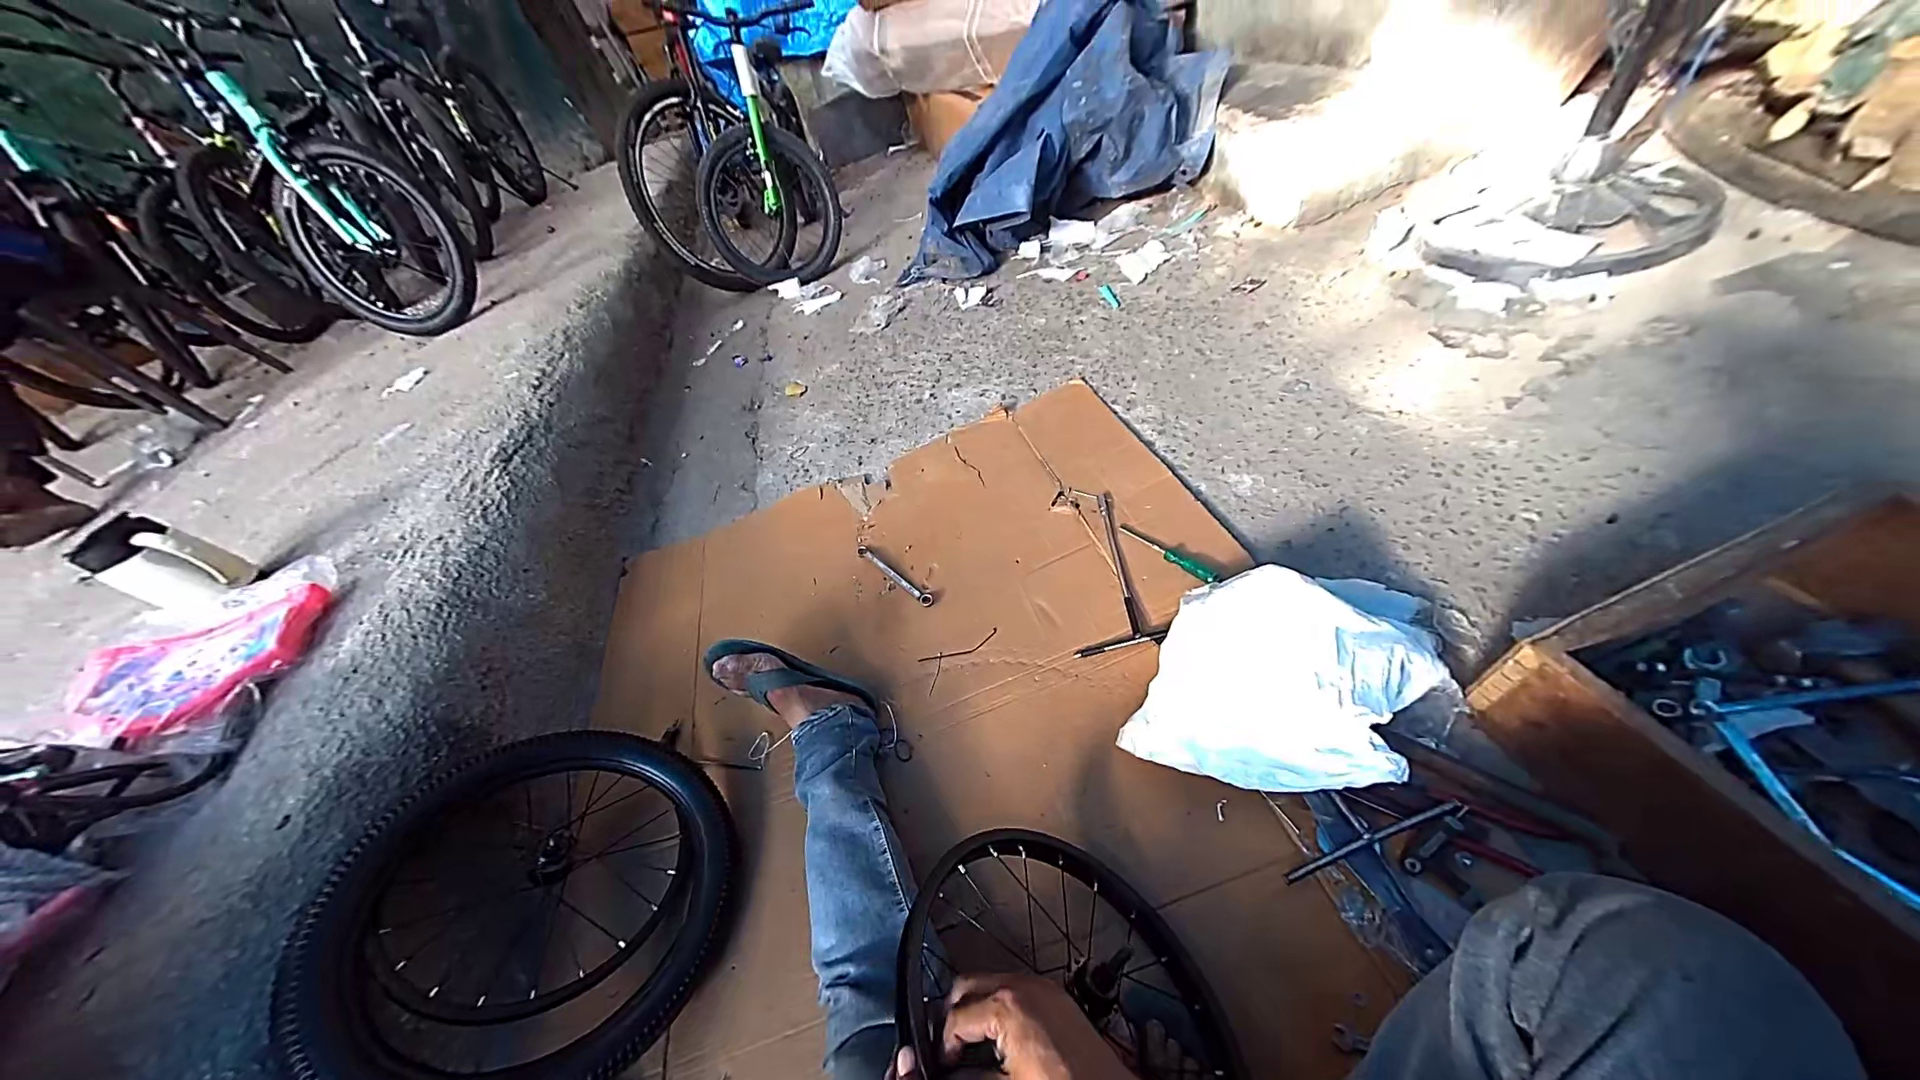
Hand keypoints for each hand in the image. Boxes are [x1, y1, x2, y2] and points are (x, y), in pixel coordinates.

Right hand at [928, 973, 1138, 1079]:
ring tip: (976, 1046)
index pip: (956, 1017)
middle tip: (952, 1048)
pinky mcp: (1057, 996)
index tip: (945, 1064)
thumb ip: (974, 1078)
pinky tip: (1005, 1039)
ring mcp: (1042, 987)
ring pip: (993, 983)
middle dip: (955, 1015)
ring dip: (979, 1008)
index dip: (944, 1045)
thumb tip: (954, 1075)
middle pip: (968, 984)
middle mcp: (1022, 985)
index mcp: (1006, 1006)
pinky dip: (1002, 1007)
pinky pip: (1018, 990)